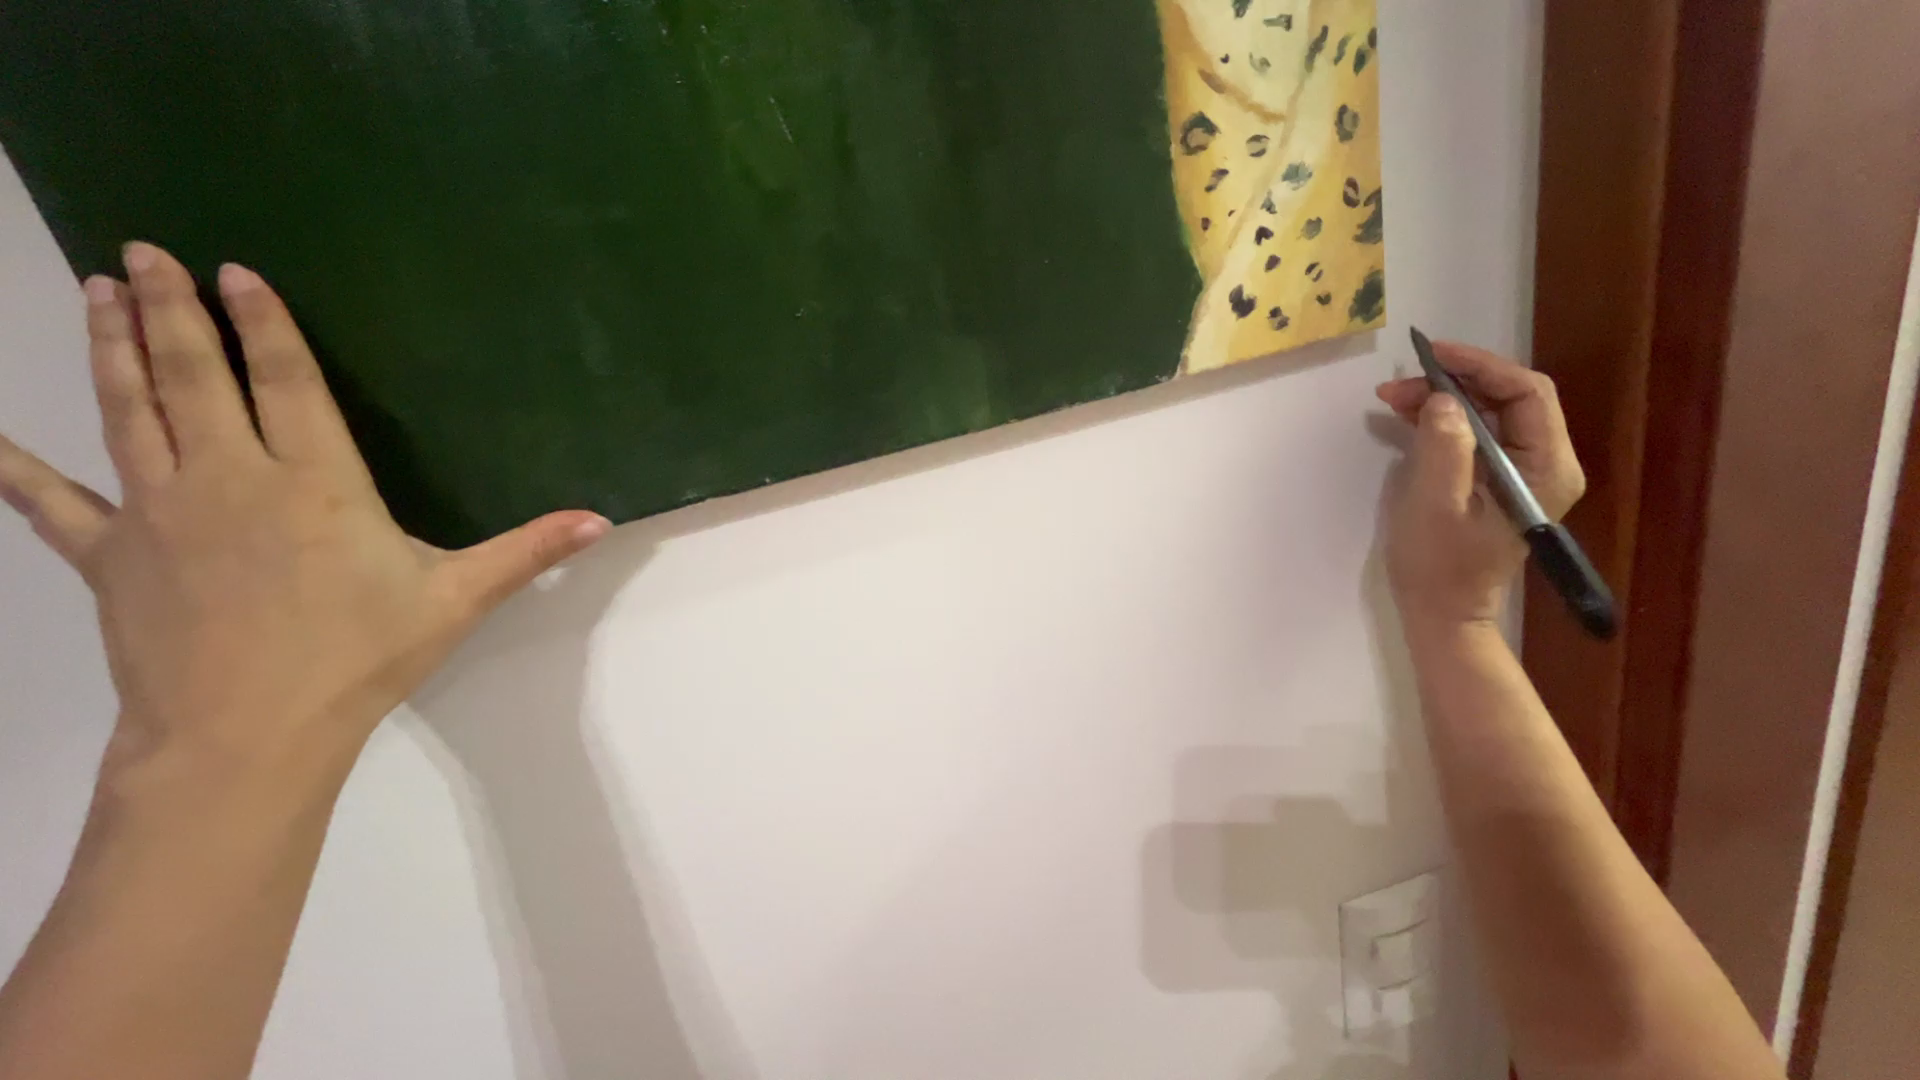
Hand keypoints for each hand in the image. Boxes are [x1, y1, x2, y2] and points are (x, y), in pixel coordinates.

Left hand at [0, 242, 609, 789]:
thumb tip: (600, 521)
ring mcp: (158, 512)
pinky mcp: (107, 556)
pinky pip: (48, 501)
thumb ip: (528, 551)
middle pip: (195, 378)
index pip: (287, 384)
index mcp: (316, 484)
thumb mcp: (458, 599)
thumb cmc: (362, 658)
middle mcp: (230, 478)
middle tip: (147, 251)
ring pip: (128, 412)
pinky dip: (10, 468)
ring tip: (97, 290)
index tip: (236, 272)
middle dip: (173, 312)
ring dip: (111, 348)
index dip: (265, 326)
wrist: (247, 735)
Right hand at [1375, 341, 1584, 631]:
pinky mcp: (1499, 479)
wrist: (1444, 611)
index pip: (1527, 394)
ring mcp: (1524, 471)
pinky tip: (1408, 415)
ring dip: (1444, 398)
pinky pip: (1478, 433)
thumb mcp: (1435, 506)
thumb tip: (1442, 400)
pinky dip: (1444, 419)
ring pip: (1490, 412)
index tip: (1433, 356)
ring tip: (1393, 397)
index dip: (1482, 366)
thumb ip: (1444, 448)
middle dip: (1455, 381)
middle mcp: (1546, 462)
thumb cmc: (1440, 565)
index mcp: (1546, 468)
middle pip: (1510, 398)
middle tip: (1400, 383)